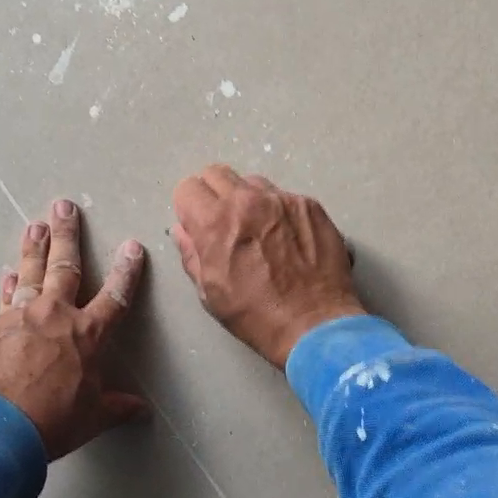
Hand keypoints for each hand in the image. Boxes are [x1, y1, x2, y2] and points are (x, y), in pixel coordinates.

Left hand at [0, 199, 150, 459]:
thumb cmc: (53, 421)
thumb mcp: (92, 416)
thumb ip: (116, 407)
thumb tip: (140, 410)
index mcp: (87, 334)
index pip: (115, 296)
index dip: (127, 271)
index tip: (133, 247)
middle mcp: (56, 315)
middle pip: (65, 265)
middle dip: (68, 234)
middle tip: (64, 206)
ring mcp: (21, 316)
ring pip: (30, 272)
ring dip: (34, 247)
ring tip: (35, 224)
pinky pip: (5, 299)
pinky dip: (9, 285)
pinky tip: (8, 274)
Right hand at [171, 165, 365, 368]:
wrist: (313, 324)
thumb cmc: (255, 315)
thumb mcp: (210, 292)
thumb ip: (192, 254)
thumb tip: (183, 231)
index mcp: (216, 222)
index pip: (188, 188)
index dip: (188, 208)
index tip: (196, 226)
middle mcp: (248, 200)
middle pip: (217, 174)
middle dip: (212, 195)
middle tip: (222, 224)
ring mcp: (283, 200)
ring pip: (252, 183)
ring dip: (247, 201)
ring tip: (258, 232)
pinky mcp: (310, 206)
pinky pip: (284, 197)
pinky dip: (278, 212)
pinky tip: (286, 240)